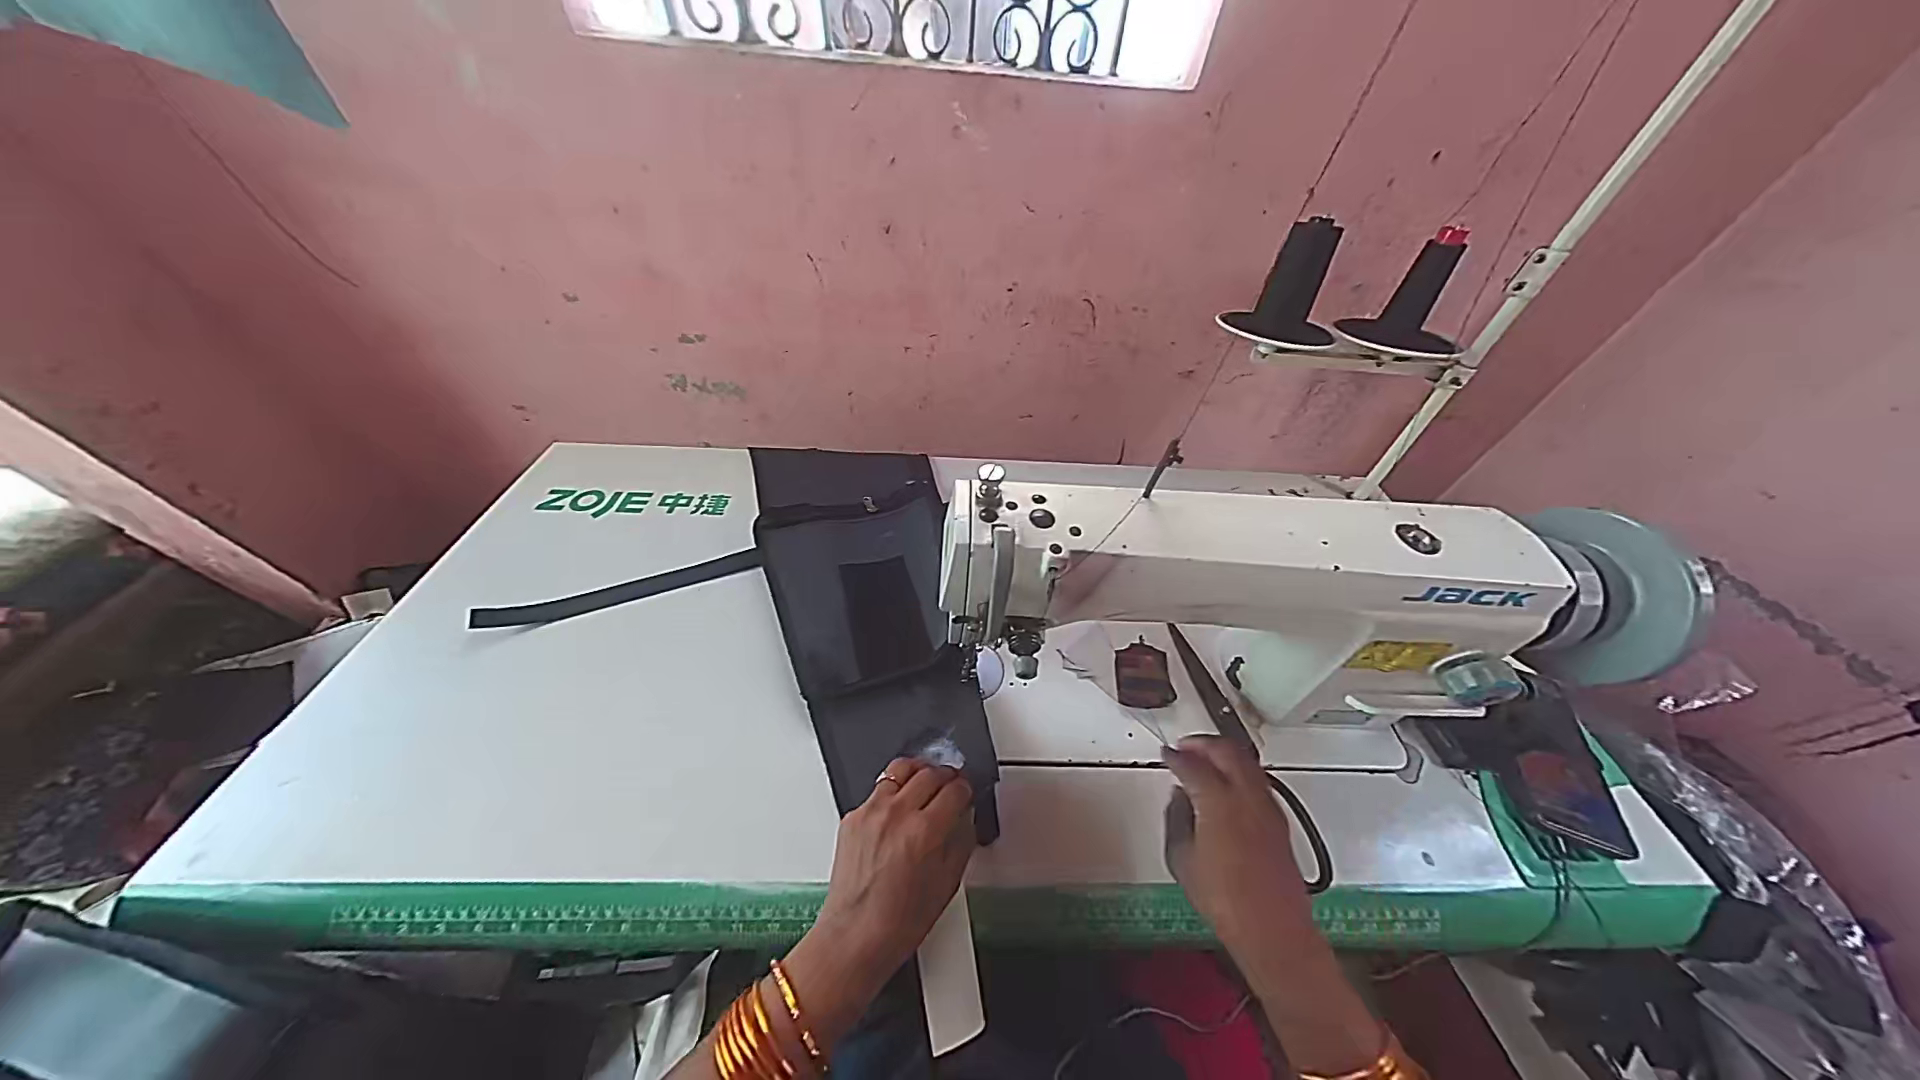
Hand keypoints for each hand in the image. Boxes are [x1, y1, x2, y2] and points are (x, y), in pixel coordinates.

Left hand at [781, 758, 975, 1047]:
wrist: (855, 936)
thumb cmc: (897, 922)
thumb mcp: (947, 883)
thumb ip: (961, 841)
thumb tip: (965, 818)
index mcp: (925, 831)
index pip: (955, 788)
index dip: (966, 788)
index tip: (967, 792)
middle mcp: (896, 814)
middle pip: (930, 772)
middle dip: (947, 776)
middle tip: (952, 785)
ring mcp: (871, 812)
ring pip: (901, 769)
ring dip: (919, 773)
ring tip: (925, 782)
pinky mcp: (852, 816)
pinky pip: (879, 790)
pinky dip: (893, 791)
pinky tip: (900, 806)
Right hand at [1161, 735, 1312, 952]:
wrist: (1273, 930)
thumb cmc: (1225, 900)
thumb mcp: (1182, 858)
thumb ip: (1177, 818)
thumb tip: (1179, 799)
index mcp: (1218, 800)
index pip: (1193, 764)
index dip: (1175, 755)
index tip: (1167, 754)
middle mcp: (1247, 796)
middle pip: (1226, 750)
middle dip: (1203, 743)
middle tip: (1185, 746)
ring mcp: (1267, 807)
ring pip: (1247, 761)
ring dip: (1224, 754)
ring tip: (1205, 760)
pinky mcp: (1279, 822)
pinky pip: (1258, 781)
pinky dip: (1239, 771)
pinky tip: (1228, 785)